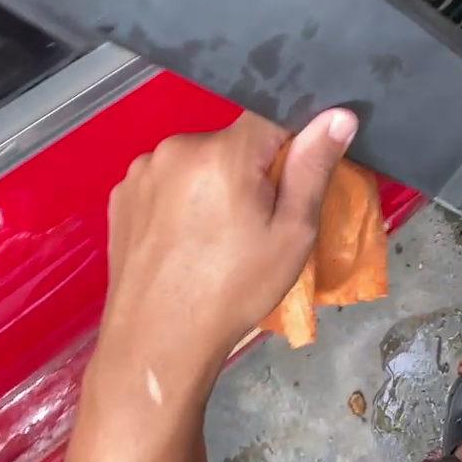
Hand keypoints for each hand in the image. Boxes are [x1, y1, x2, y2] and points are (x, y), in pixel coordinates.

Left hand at [94, 108, 357, 405]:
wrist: (157, 345)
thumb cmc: (236, 290)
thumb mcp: (293, 232)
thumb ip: (314, 167)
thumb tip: (339, 115)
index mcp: (221, 154)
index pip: (273, 116)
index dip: (293, 144)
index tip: (295, 183)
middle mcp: (175, 148)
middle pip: (236, 141)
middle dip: (255, 168)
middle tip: (262, 221)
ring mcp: (142, 171)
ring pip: (203, 159)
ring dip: (219, 182)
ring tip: (222, 235)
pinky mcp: (122, 195)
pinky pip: (171, 179)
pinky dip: (187, 197)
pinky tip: (190, 238)